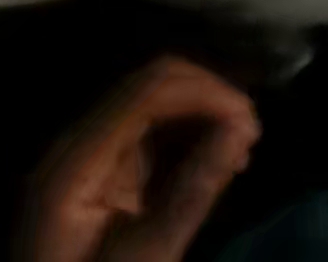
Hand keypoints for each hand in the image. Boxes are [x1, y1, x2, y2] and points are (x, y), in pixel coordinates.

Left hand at [29, 56, 259, 261]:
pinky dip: (190, 134)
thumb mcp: (144, 260)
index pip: (150, 91)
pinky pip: (154, 128)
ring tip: (242, 148)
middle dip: (209, 96)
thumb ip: (192, 191)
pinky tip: (218, 158)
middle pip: (155, 83)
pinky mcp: (104, 167)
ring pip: (159, 99)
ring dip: (205, 112)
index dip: (206, 92)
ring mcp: (90, 152)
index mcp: (77, 160)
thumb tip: (241, 130)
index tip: (249, 121)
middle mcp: (80, 141)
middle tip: (250, 132)